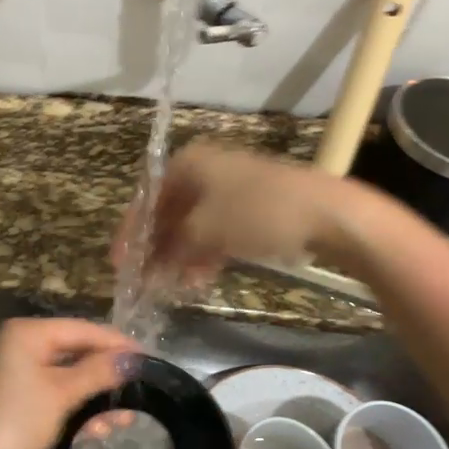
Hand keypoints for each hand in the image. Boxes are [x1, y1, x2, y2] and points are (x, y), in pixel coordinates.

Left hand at [0, 318, 140, 448]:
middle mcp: (15, 342)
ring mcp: (9, 367)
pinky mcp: (7, 392)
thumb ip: (96, 373)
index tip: (146, 358)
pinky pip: (48, 388)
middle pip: (71, 350)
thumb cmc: (16, 420)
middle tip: (136, 391)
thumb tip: (130, 359)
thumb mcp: (61, 395)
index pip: (80, 328)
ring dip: (91, 394)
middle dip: (104, 374)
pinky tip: (94, 427)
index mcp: (25, 332)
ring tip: (121, 419)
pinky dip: (71, 403)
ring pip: (61, 373)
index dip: (114, 343)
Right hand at [116, 142, 380, 282]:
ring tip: (173, 286)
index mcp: (188, 162)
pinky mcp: (254, 206)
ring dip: (180, 254)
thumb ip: (170, 245)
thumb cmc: (257, 213)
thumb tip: (147, 261)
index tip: (119, 263)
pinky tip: (200, 278)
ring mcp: (231, 187)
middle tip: (145, 279)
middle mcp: (206, 169)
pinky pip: (217, 229)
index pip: (147, 197)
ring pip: (193, 223)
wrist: (328, 214)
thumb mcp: (205, 231)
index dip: (131, 231)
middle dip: (157, 246)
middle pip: (169, 210)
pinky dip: (205, 252)